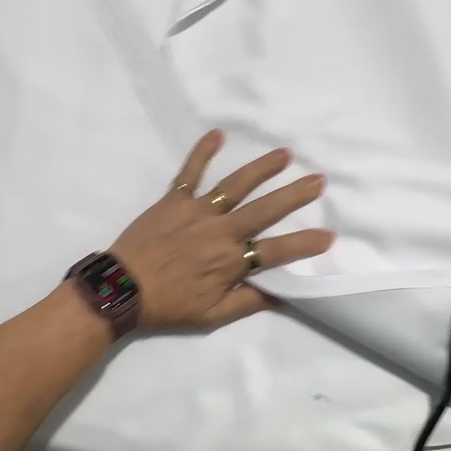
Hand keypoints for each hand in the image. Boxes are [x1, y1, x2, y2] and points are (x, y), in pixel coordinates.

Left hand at [108, 130, 333, 331]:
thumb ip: (247, 303)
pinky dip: (203, 152)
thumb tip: (281, 297)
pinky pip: (190, 172)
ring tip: (284, 154)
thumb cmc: (167, 305)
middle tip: (318, 180)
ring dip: (261, 168)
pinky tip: (218, 134)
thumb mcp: (211, 316)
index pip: (277, 251)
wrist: (121, 289)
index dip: (304, 243)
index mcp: (232, 261)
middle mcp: (220, 230)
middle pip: (264, 209)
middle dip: (294, 195)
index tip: (329, 235)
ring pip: (235, 185)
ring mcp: (197, 211)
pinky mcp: (174, 199)